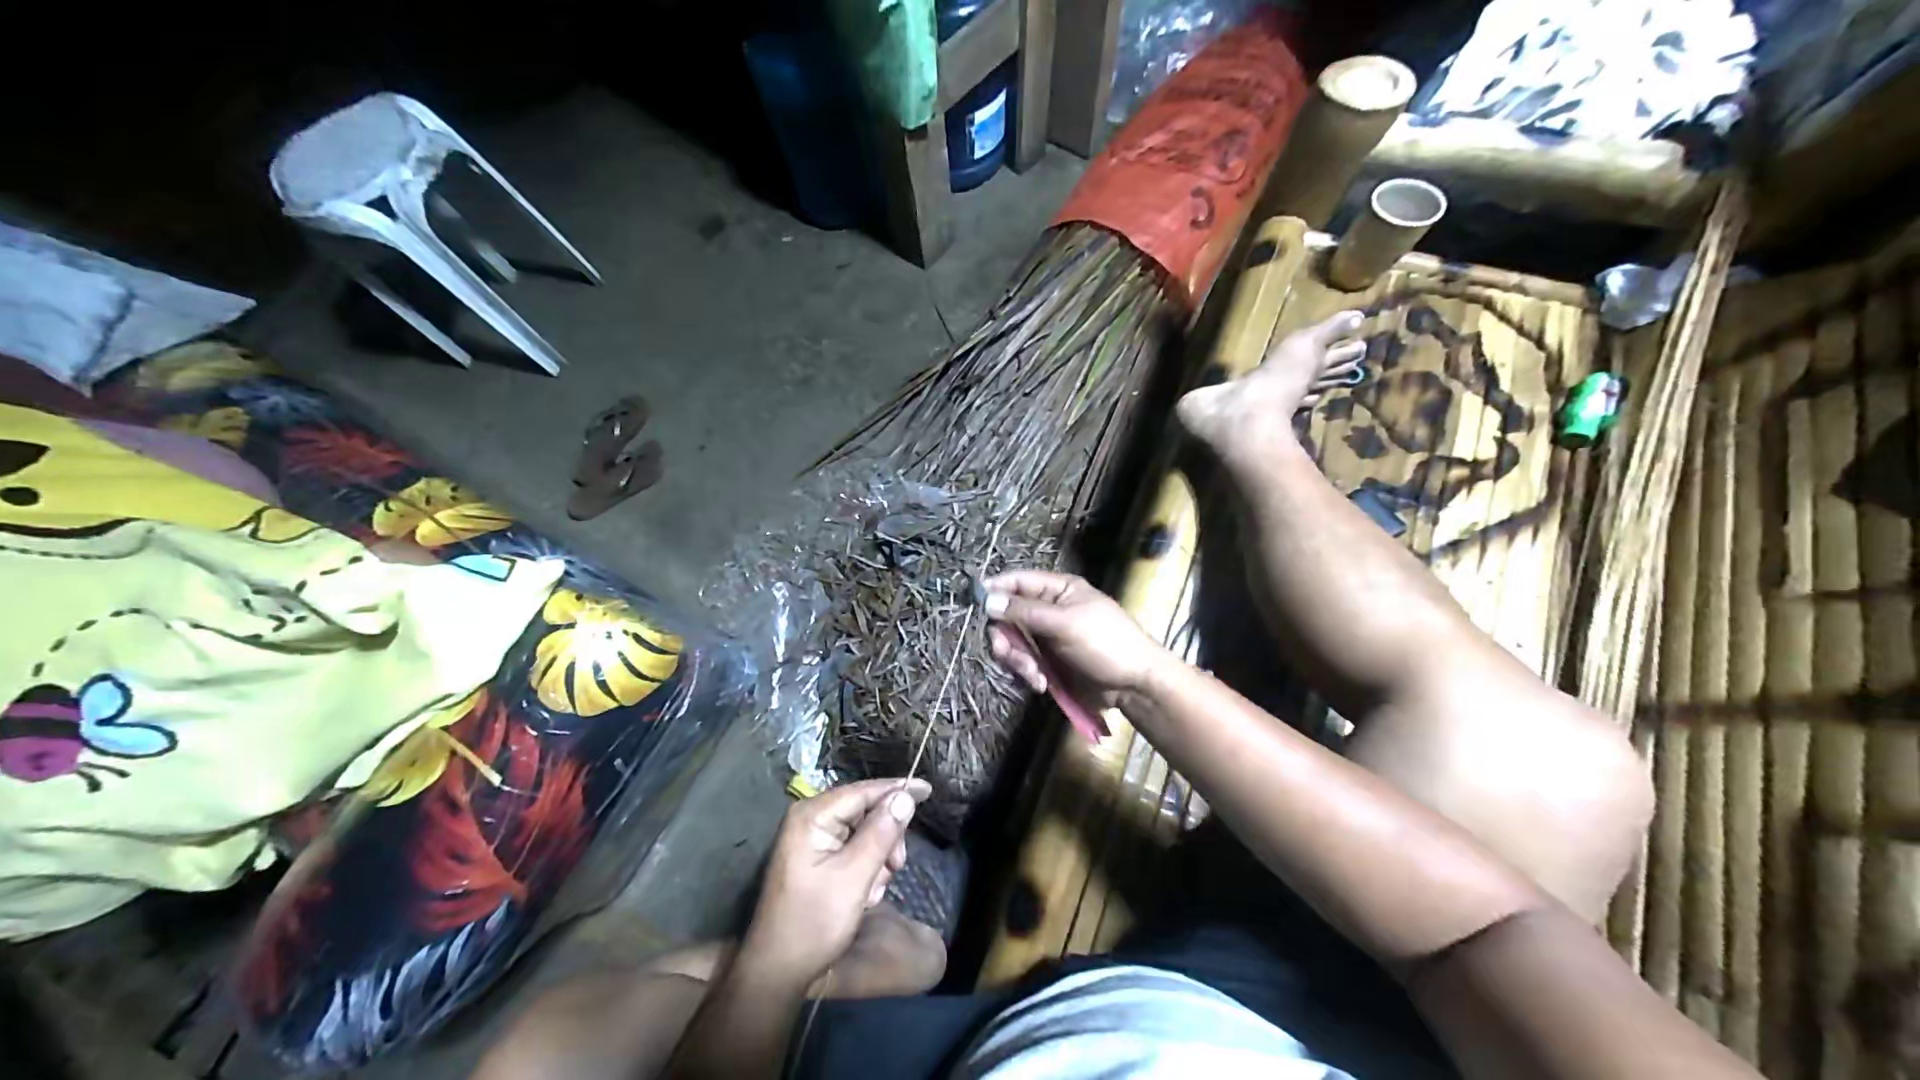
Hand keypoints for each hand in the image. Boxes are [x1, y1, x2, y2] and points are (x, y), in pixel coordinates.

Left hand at [739, 777, 929, 985]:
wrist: (779, 970)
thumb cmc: (814, 922)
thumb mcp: (854, 877)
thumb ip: (881, 833)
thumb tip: (905, 796)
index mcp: (812, 816)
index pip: (863, 791)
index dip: (896, 789)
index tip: (927, 790)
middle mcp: (811, 819)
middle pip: (865, 810)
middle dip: (886, 838)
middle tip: (896, 866)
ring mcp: (812, 839)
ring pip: (864, 832)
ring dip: (878, 858)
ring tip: (875, 890)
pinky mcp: (817, 858)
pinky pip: (854, 849)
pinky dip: (867, 868)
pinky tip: (866, 894)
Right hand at [982, 570, 1170, 707]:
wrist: (1134, 686)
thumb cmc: (1105, 643)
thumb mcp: (1065, 623)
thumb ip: (1025, 611)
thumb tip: (987, 599)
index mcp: (1058, 590)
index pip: (1017, 581)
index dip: (995, 589)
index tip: (975, 603)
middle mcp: (1049, 609)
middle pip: (1008, 615)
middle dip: (1007, 638)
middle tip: (1010, 655)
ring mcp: (1047, 636)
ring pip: (1012, 642)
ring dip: (1018, 660)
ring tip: (1034, 675)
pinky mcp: (1048, 661)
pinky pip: (1023, 662)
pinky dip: (1028, 673)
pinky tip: (1042, 684)